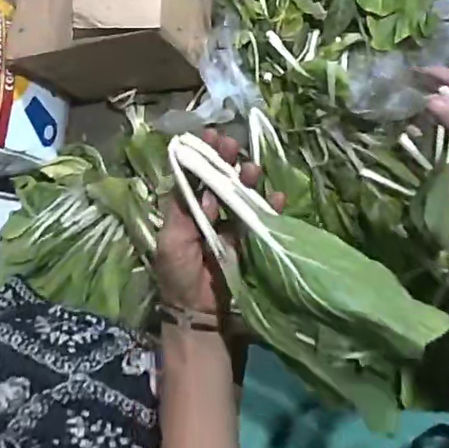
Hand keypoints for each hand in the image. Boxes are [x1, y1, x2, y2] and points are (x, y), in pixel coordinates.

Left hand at [154, 129, 266, 315]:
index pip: (195, 174)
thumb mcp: (171, 240)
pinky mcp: (249, 239)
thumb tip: (208, 190)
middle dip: (226, 160)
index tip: (210, 135)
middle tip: (232, 145)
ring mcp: (230, 224)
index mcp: (186, 207)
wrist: (197, 313)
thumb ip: (186, 212)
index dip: (203, 154)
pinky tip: (277, 197)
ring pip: (241, 194)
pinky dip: (271, 207)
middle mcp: (209, 210)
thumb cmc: (177, 274)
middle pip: (220, 179)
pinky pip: (262, 219)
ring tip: (252, 169)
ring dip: (247, 179)